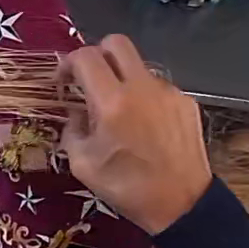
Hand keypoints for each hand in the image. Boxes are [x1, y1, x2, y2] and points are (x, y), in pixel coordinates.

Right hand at [57, 35, 211, 234]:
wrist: (181, 204)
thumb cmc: (126, 187)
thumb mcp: (83, 164)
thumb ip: (73, 130)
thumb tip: (76, 114)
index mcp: (111, 102)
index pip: (85, 57)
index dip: (68, 63)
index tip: (63, 82)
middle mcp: (141, 87)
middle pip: (116, 43)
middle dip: (97, 55)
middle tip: (89, 79)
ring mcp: (168, 92)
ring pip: (138, 66)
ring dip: (122, 79)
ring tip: (119, 112)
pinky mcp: (186, 102)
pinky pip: (157, 88)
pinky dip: (144, 98)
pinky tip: (144, 126)